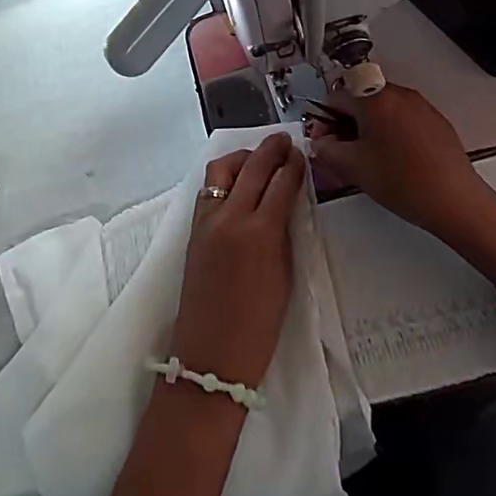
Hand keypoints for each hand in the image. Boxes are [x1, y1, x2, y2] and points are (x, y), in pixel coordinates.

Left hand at [170, 133, 305, 388]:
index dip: (294, 164)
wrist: (212, 355)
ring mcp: (206, 222)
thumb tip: (288, 203)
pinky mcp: (192, 230)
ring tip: (259, 158)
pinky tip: (238, 183)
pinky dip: (225, 178)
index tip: (302, 153)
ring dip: (243, 158)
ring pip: (222, 170)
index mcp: (261, 232)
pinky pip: (208, 190)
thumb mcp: (285, 274)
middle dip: (270, 149)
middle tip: (284, 140)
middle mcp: (230, 218)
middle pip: (252, 168)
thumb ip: (285, 232)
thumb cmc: (260, 325)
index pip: (282, 182)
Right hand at [307, 85, 495, 245]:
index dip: (323, 119)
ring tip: (366, 159)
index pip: (336, 96)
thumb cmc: (404, 181)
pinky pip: (403, 119)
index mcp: (374, 97)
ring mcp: (420, 106)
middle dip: (345, 123)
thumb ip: (326, 148)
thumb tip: (322, 143)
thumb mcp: (352, 166)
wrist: (452, 199)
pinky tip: (391, 160)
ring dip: (367, 129)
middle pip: (360, 100)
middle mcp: (399, 94)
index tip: (323, 138)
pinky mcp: (435, 121)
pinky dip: (390, 133)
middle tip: (341, 150)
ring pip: (382, 110)